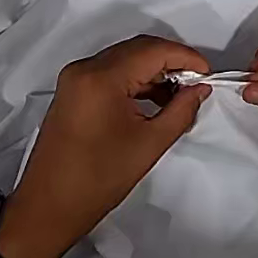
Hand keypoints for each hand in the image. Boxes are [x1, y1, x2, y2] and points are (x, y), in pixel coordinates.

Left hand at [0, 36, 211, 257]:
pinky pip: (110, 72)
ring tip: (179, 95)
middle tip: (197, 83)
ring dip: (153, 71)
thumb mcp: (149, 144)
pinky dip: (135, 80)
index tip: (208, 73)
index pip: (152, 51)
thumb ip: (181, 110)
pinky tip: (155, 100)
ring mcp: (75, 78)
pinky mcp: (72, 90)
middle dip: (171, 62)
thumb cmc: (98, 180)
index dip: (185, 57)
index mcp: (101, 78)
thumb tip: (199, 88)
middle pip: (137, 49)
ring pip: (124, 59)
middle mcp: (85, 68)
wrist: (48, 208)